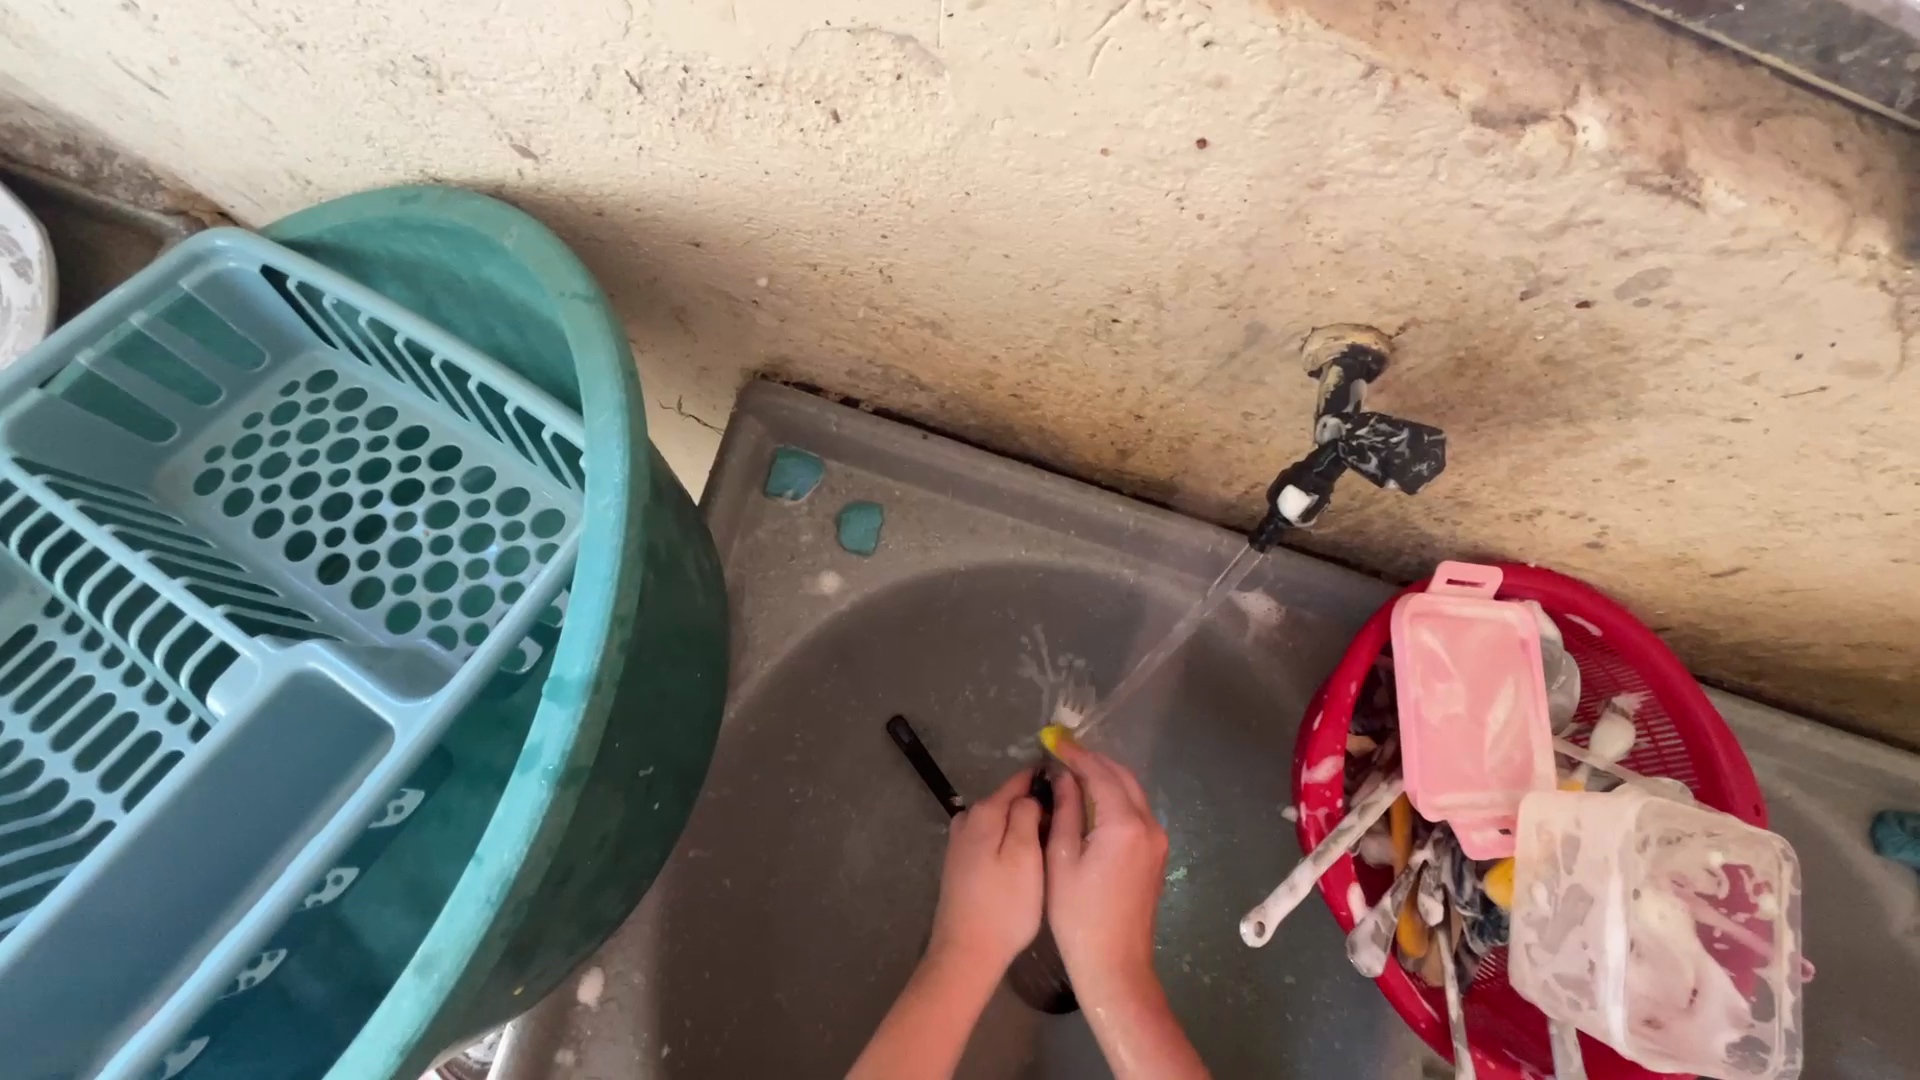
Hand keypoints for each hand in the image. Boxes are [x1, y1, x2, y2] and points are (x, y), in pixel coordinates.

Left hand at [927, 768, 1044, 974]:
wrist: (966, 953)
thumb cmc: (1004, 905)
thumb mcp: (1024, 854)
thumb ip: (1026, 814)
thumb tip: (1029, 795)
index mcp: (985, 812)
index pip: (1019, 782)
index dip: (1044, 782)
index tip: (1068, 787)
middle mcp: (968, 820)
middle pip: (1008, 802)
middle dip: (1034, 807)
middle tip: (1064, 824)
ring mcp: (960, 843)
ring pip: (999, 823)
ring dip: (1021, 828)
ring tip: (1050, 845)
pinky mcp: (960, 865)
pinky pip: (991, 841)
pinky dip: (1008, 844)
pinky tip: (1024, 863)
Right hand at [1045, 739, 1169, 1001]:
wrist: (1115, 965)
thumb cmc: (1079, 915)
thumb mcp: (1062, 858)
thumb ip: (1066, 810)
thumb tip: (1063, 777)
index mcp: (1124, 824)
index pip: (1100, 774)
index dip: (1076, 755)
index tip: (1053, 741)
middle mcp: (1148, 825)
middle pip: (1122, 777)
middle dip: (1093, 761)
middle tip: (1063, 752)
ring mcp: (1157, 840)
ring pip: (1132, 792)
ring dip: (1105, 776)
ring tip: (1073, 771)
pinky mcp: (1155, 854)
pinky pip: (1136, 810)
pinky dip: (1115, 796)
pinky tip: (1092, 799)